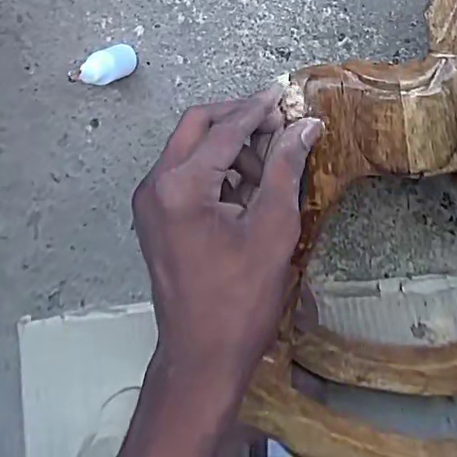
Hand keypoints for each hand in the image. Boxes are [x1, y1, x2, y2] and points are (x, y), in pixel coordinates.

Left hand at [121, 85, 322, 456]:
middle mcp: (156, 183)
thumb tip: (305, 125)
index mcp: (181, 185)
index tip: (284, 97)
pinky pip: (185, 171)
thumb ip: (286, 166)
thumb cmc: (240, 300)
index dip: (258, 109)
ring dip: (229, 144)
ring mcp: (150, 200)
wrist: (201, 359)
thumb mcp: (273, 227)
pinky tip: (247, 188)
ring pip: (191, 145)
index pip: (225, 129)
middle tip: (276, 123)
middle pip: (198, 124)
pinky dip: (216, 168)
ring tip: (267, 167)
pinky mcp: (155, 214)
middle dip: (238, 117)